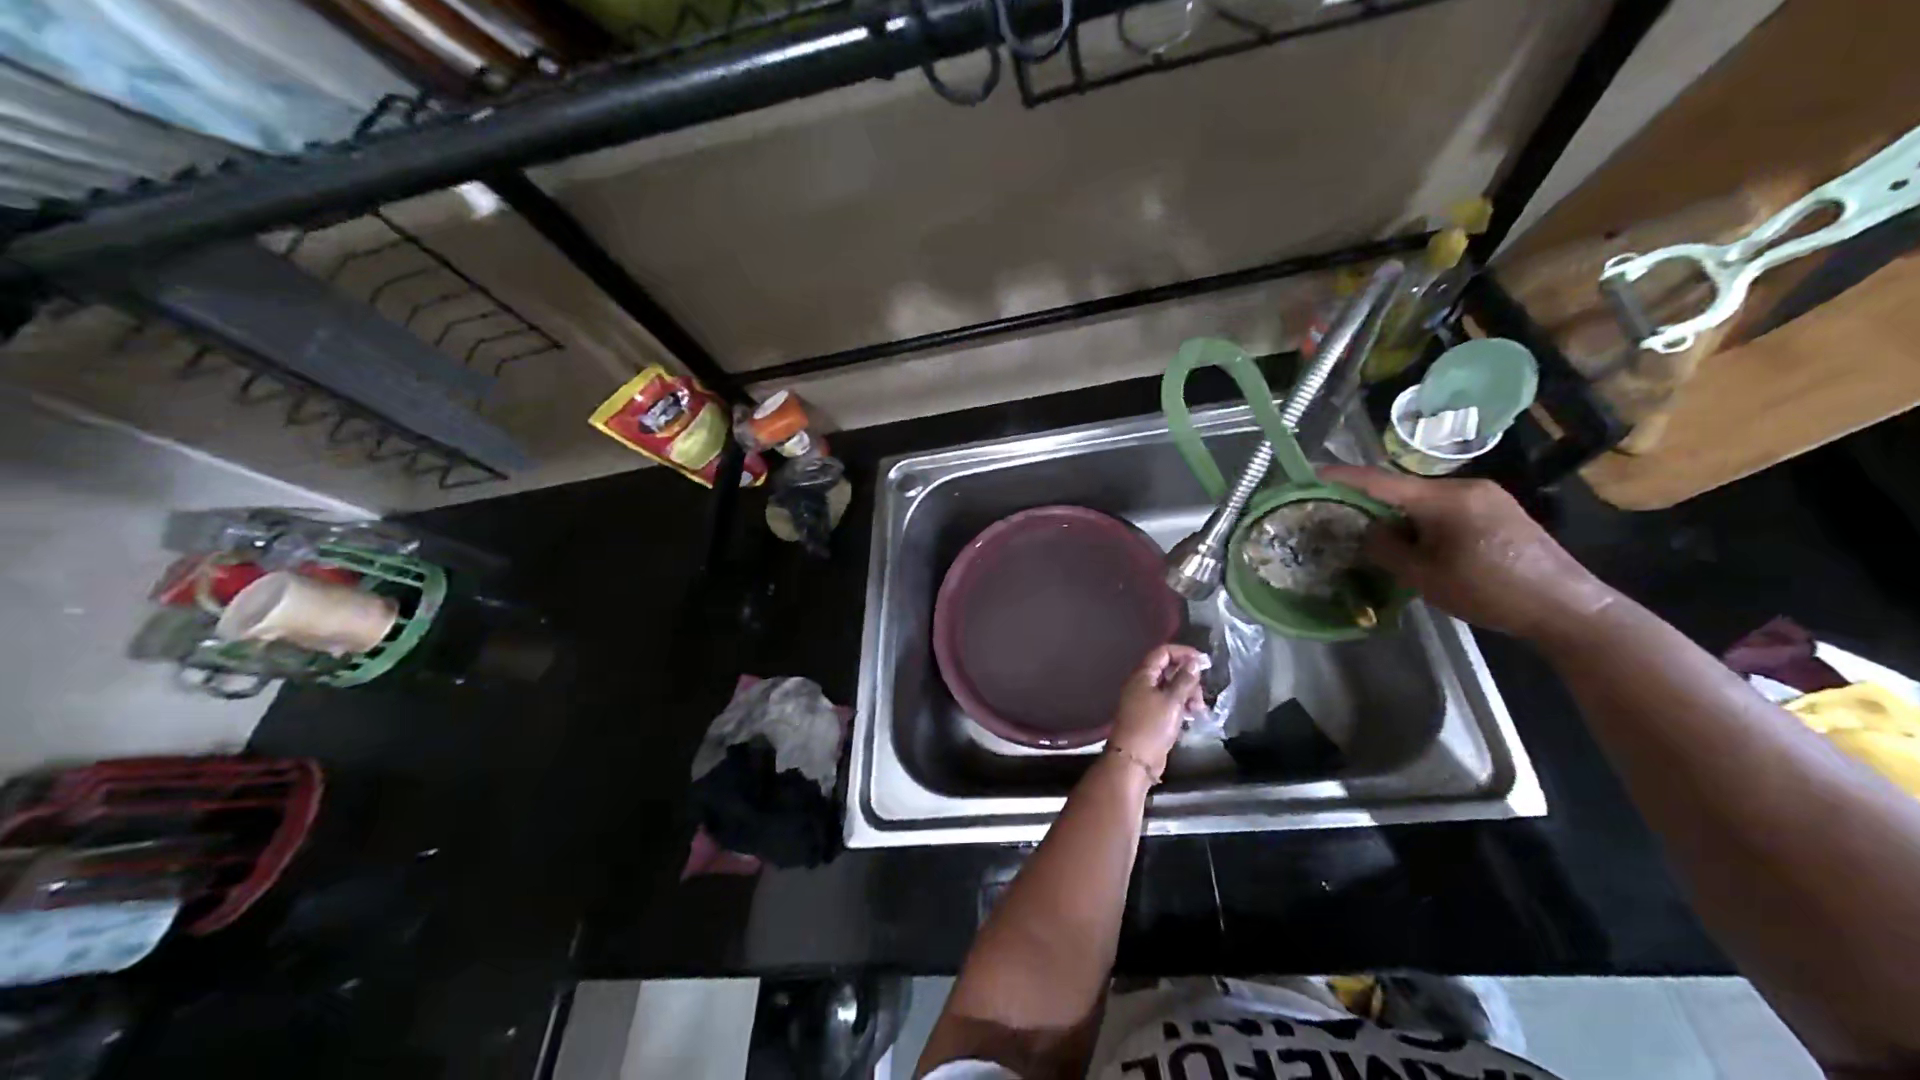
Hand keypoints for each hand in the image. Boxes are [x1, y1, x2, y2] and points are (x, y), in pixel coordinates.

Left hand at [1109, 644, 1206, 774]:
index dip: (1183, 653)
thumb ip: (1184, 680)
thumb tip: (1194, 661)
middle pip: (1168, 670)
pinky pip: (1168, 703)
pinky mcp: (1150, 716)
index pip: (1163, 653)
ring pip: (1170, 688)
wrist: (1134, 759)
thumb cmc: (1151, 726)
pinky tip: (1192, 716)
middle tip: (1200, 695)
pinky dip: (1181, 706)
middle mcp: (1142, 684)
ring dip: (1187, 695)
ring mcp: (1145, 700)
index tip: (1204, 661)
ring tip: (1198, 710)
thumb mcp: (1171, 701)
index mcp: (1143, 675)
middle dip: (1188, 679)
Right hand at [1319, 466, 1620, 642]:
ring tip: (1375, 539)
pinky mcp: (1498, 513)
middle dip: (1370, 502)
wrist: (1567, 608)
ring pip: (1424, 501)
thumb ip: (1386, 548)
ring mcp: (1486, 498)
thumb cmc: (1489, 591)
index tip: (1312, 473)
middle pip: (1402, 489)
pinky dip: (1421, 523)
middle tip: (1340, 517)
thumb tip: (1368, 531)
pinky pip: (1445, 510)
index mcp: (1445, 499)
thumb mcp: (1424, 576)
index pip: (1381, 481)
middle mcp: (1466, 487)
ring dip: (1397, 517)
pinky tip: (1414, 545)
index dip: (1343, 478)